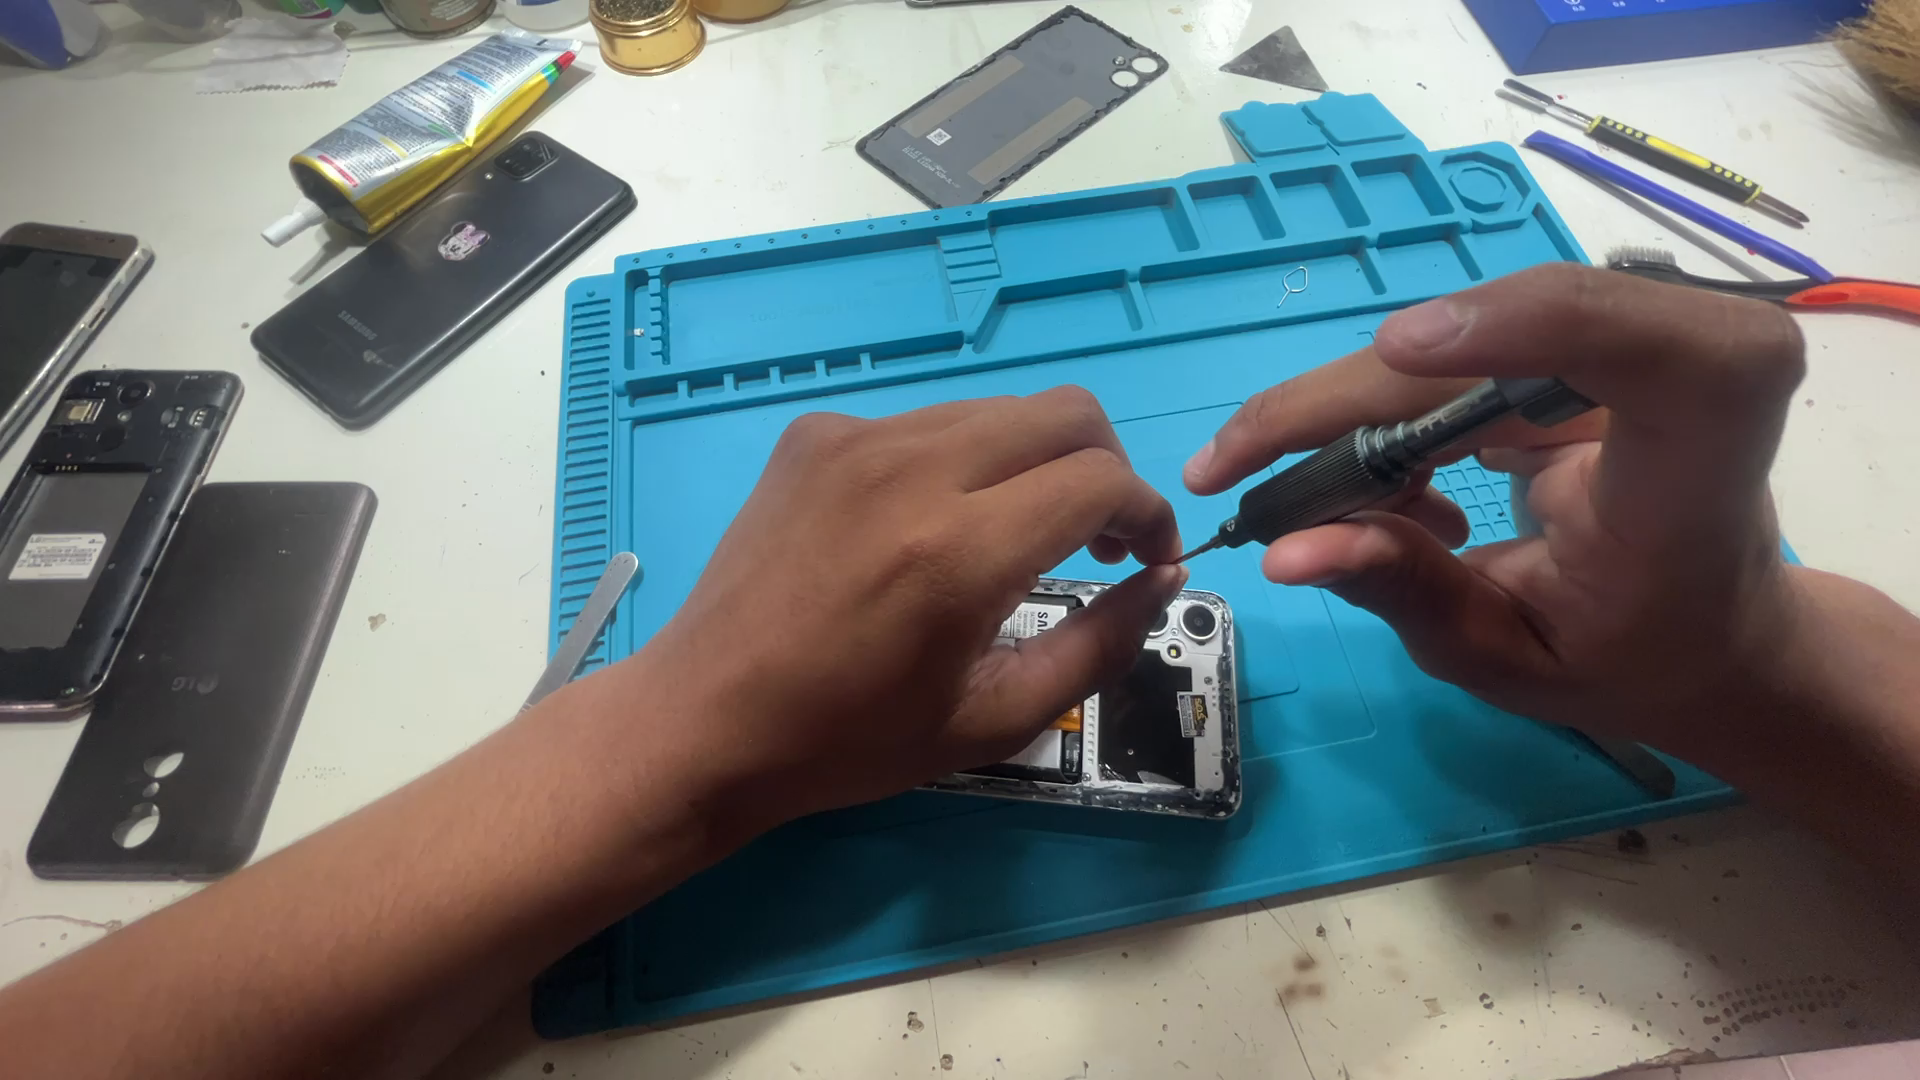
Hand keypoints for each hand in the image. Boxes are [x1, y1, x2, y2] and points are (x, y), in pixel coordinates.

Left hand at [633, 387, 1185, 829]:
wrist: (706, 716)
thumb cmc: (851, 738)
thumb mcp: (994, 717)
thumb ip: (1099, 646)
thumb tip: (1161, 579)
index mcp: (959, 550)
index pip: (1101, 479)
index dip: (1148, 513)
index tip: (1146, 558)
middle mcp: (911, 466)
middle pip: (1065, 413)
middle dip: (1106, 469)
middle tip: (1094, 538)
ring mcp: (855, 437)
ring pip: (996, 411)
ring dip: (1033, 463)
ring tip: (1012, 532)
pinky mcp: (814, 434)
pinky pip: (925, 423)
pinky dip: (960, 461)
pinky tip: (927, 522)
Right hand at [1184, 264, 1805, 746]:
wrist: (1700, 634)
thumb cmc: (1620, 658)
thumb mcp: (1497, 654)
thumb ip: (1401, 594)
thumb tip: (1281, 554)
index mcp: (1686, 482)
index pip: (1671, 356)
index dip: (1541, 322)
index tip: (1395, 349)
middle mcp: (1660, 398)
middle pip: (1487, 345)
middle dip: (1336, 401)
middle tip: (1225, 464)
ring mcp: (1607, 370)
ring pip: (1445, 348)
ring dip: (1331, 413)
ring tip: (1264, 484)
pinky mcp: (1559, 363)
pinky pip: (1438, 365)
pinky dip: (1360, 419)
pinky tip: (1352, 485)